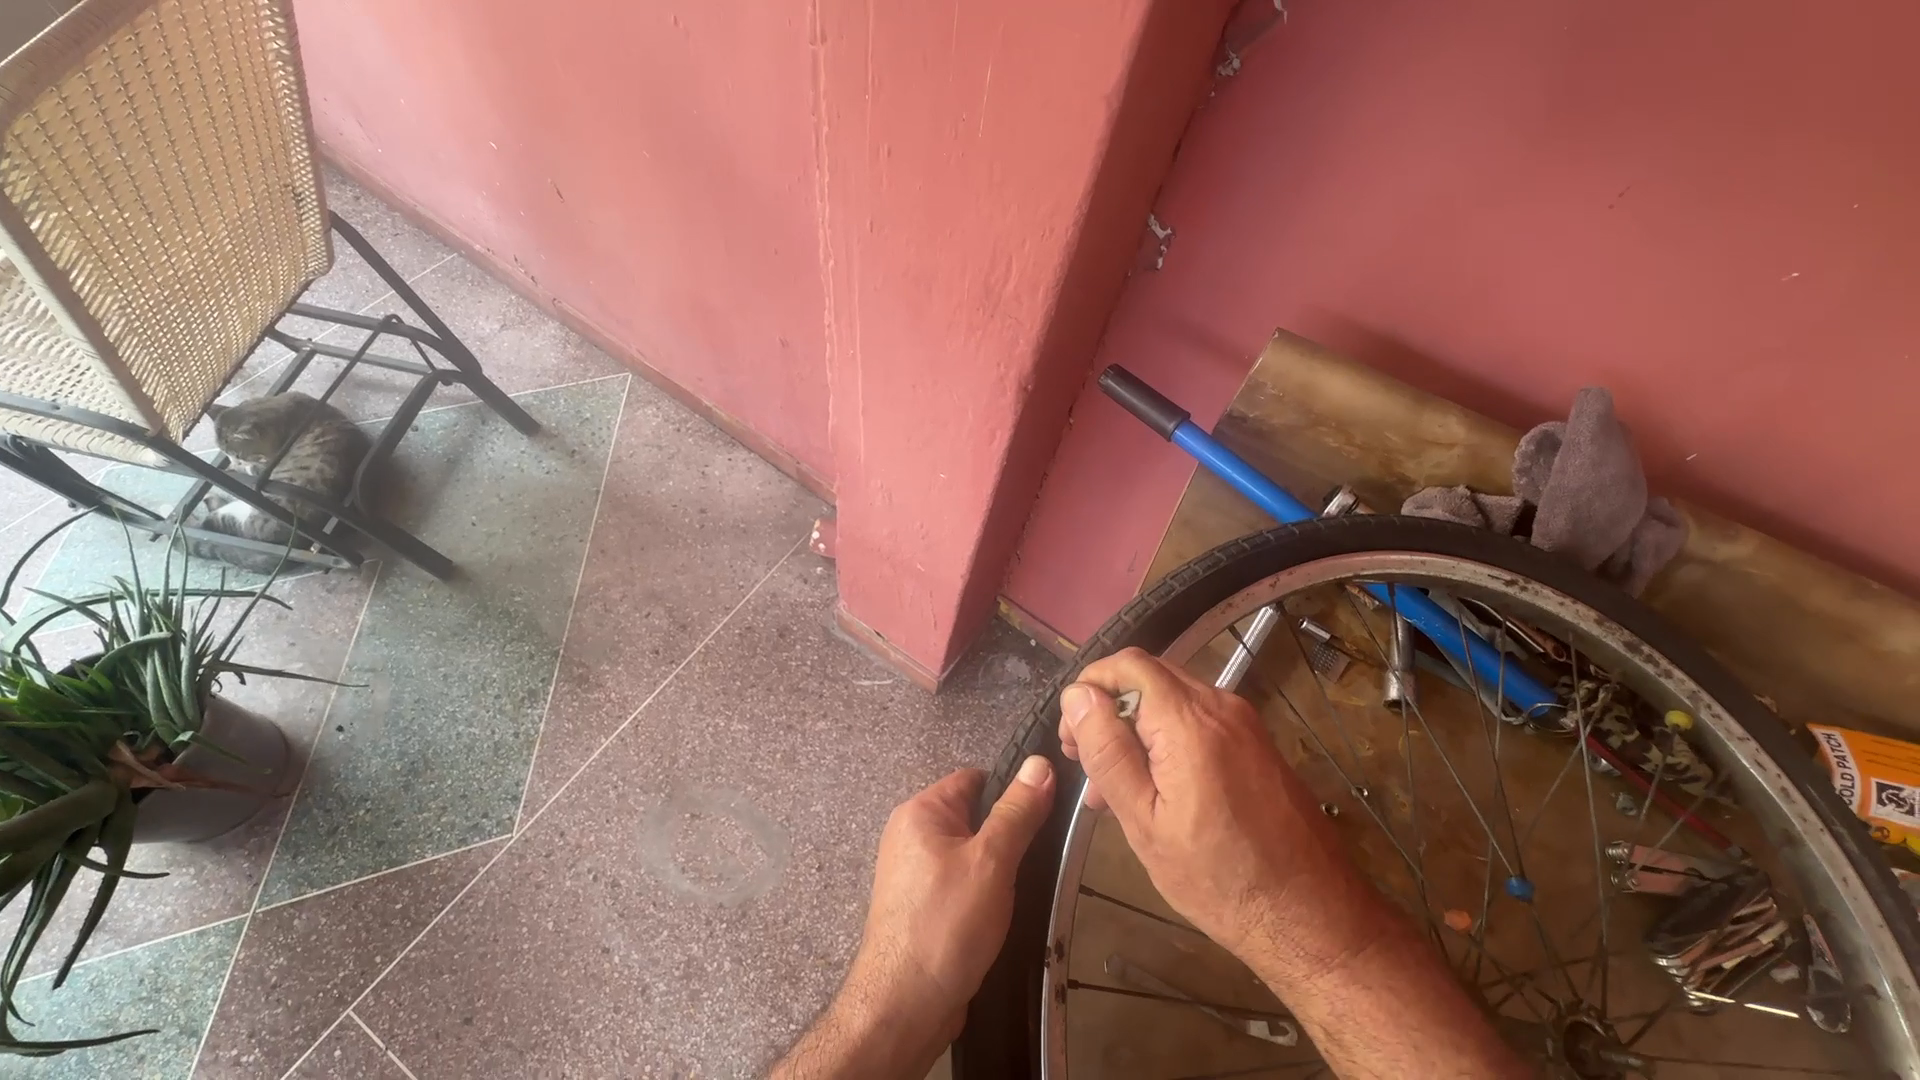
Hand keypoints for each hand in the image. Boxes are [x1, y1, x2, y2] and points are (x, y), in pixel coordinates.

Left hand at [772, 759, 1054, 1077]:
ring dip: (999, 870)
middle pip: (974, 817)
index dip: (1012, 791)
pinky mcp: (922, 908)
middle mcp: (910, 836)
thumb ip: (1017, 812)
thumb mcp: (991, 861)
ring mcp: (913, 875)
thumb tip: (1040, 763)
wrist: (905, 1007)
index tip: (1048, 812)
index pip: (975, 780)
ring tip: (1028, 888)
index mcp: (920, 813)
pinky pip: (961, 885)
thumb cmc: (946, 924)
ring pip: (971, 855)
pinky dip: (984, 895)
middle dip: (1008, 836)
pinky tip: (1005, 913)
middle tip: (1042, 856)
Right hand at [1058, 648, 1362, 962]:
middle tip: (1083, 761)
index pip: (1127, 665)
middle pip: (1149, 675)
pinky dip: (1165, 739)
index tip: (1071, 738)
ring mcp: (1244, 723)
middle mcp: (1221, 707)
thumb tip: (1078, 696)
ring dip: (1134, 726)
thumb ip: (1108, 752)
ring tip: (1112, 786)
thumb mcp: (1145, 822)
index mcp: (1191, 723)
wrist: (1312, 916)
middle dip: (1108, 707)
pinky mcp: (1256, 743)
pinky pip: (1197, 721)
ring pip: (1171, 699)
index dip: (1089, 688)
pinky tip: (1153, 788)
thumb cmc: (1220, 880)